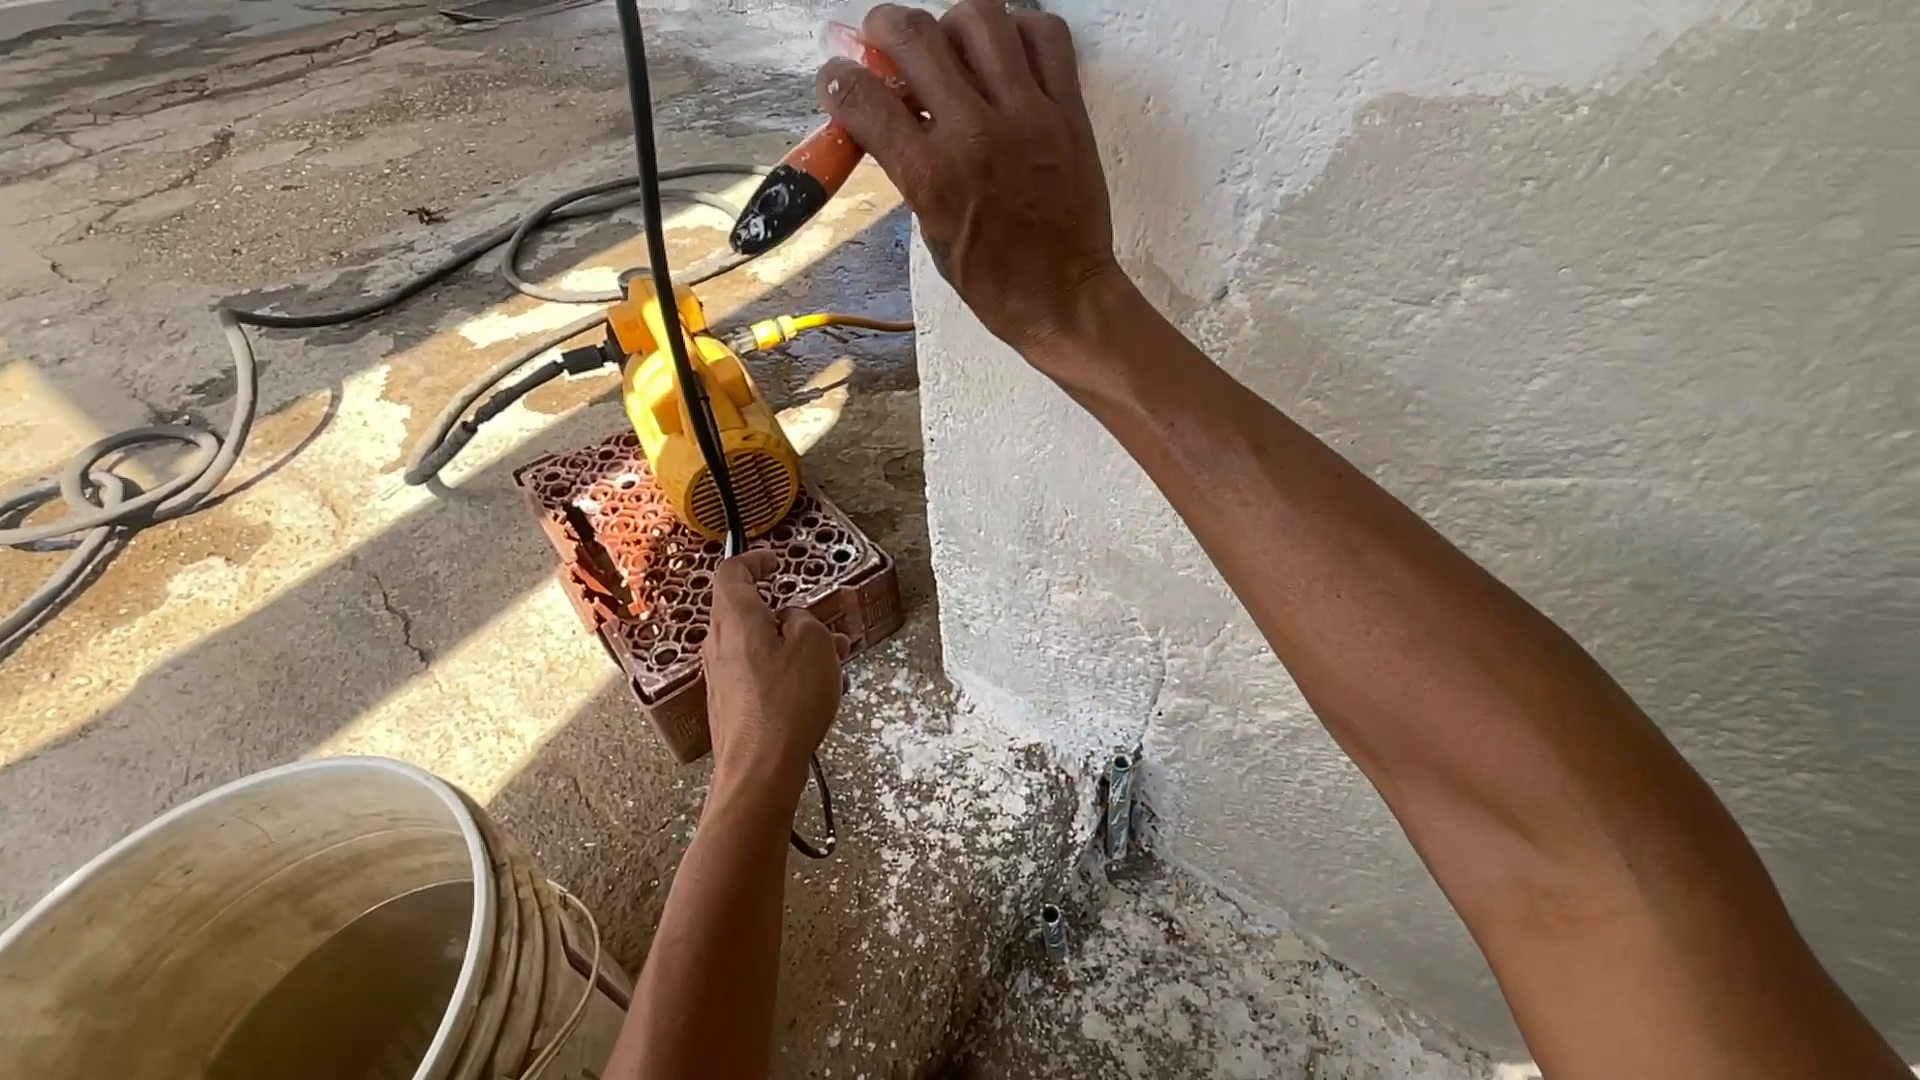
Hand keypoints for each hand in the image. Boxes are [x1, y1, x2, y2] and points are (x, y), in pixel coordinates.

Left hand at [702, 550, 847, 794]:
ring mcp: (722, 677)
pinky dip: (785, 668)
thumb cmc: (786, 704)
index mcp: (735, 620)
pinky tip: (817, 686)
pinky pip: (759, 672)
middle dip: (786, 610)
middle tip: (819, 615)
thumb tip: (793, 620)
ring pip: (758, 644)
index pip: (732, 573)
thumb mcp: (814, 645)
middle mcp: (720, 644)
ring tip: (834, 655)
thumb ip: (805, 620)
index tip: (774, 561)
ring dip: (793, 642)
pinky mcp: (732, 704)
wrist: (759, 770)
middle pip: (747, 612)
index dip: (754, 560)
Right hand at [818, 1, 1119, 355]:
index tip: (835, 76)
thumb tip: (885, 114)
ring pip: (979, 17)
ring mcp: (1027, 117)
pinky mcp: (1068, 112)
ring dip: (951, 23)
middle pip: (914, 36)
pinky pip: (1045, 35)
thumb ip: (907, 166)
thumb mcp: (931, 228)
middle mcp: (974, 136)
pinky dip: (1019, 30)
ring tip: (949, 46)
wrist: (1062, 298)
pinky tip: (1004, 54)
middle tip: (882, 39)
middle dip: (883, 27)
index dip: (836, 79)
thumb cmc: (993, 280)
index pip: (863, 98)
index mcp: (931, 178)